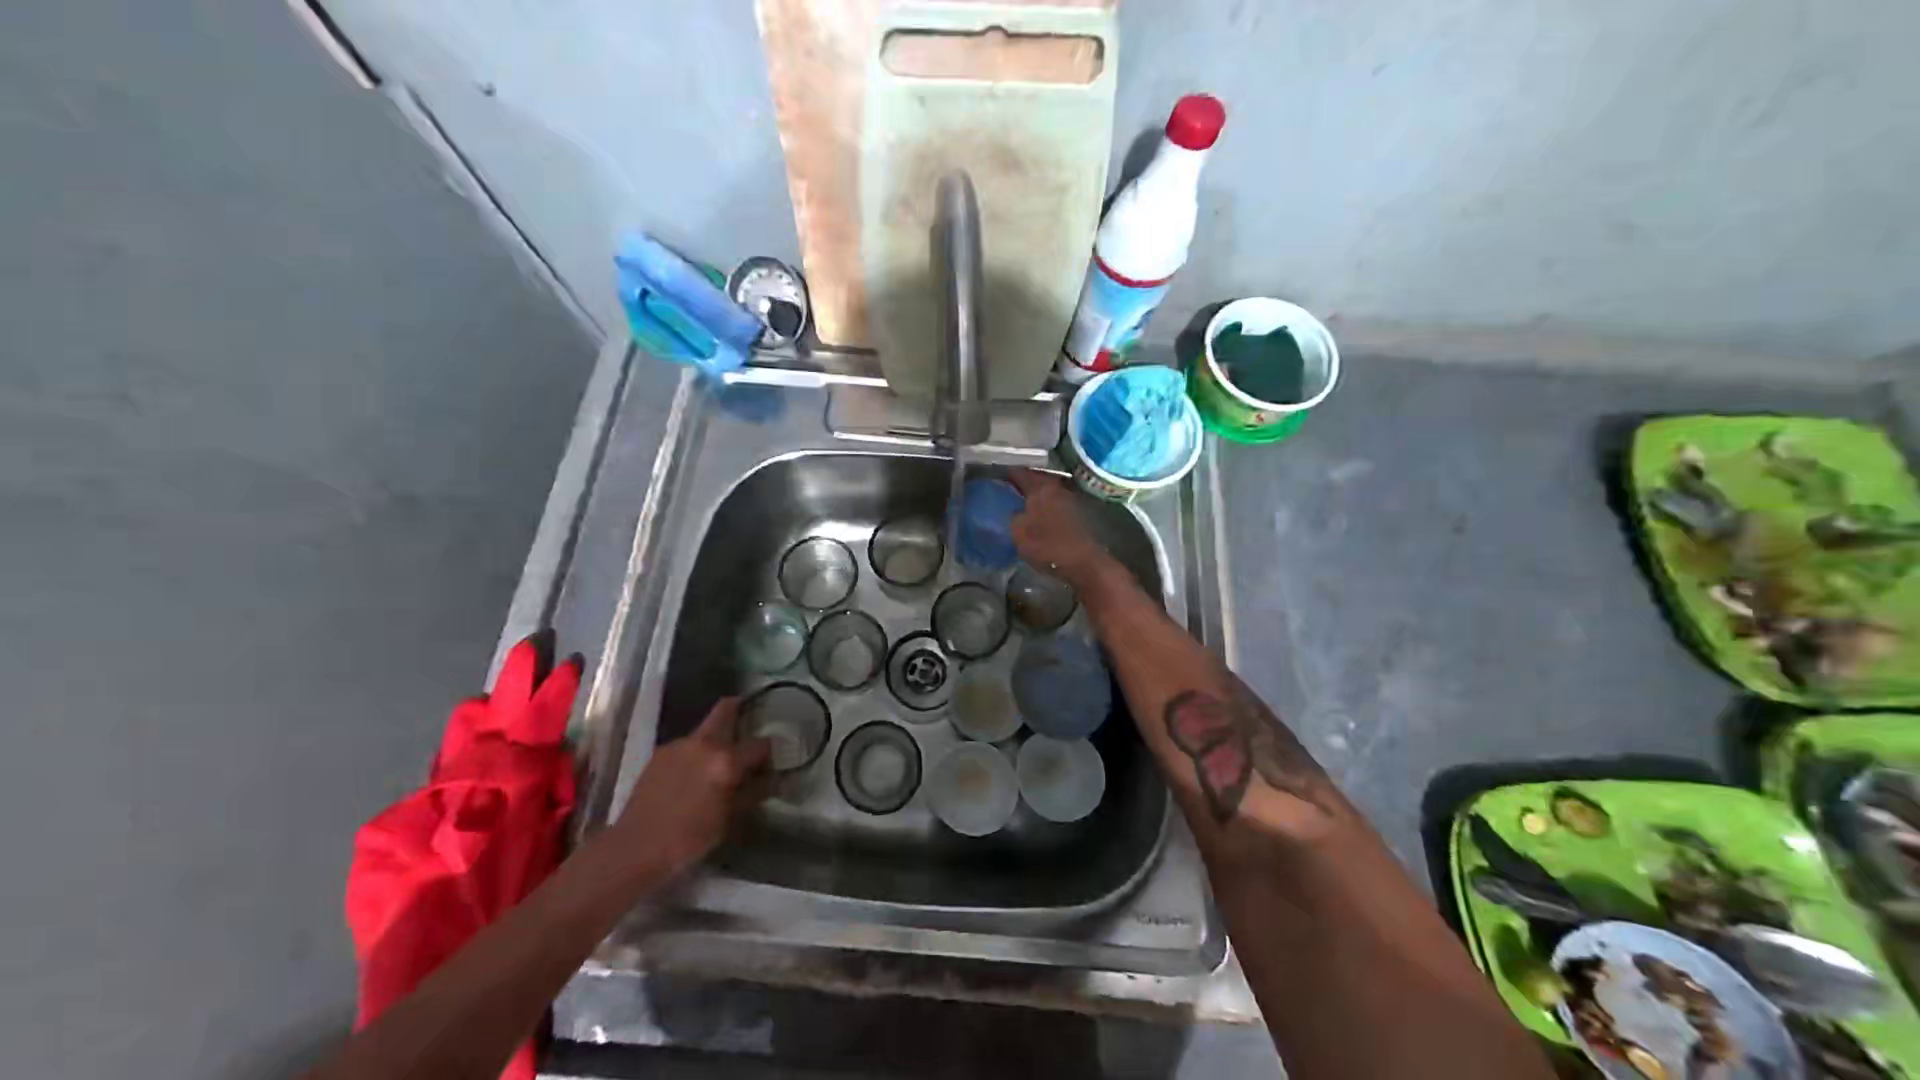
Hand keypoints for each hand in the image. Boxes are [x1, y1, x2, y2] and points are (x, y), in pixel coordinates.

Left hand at [611, 698, 770, 876]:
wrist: (635, 848)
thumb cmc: (689, 838)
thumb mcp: (730, 820)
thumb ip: (755, 792)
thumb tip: (774, 779)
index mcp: (725, 760)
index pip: (760, 744)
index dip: (768, 754)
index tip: (768, 764)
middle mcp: (703, 743)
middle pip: (726, 709)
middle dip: (740, 711)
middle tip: (747, 729)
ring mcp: (678, 745)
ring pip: (705, 730)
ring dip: (716, 739)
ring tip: (716, 765)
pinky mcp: (659, 753)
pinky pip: (687, 745)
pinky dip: (696, 753)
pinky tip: (692, 777)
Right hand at [1008, 469, 1112, 586]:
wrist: (1084, 563)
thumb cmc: (1048, 545)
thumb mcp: (1018, 532)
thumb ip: (1014, 516)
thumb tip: (1017, 511)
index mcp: (1041, 488)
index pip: (1020, 473)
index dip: (1008, 473)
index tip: (997, 476)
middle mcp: (1057, 487)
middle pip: (1037, 480)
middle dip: (1024, 484)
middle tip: (1010, 489)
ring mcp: (1071, 499)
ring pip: (1048, 492)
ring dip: (1037, 496)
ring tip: (1023, 503)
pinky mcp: (1080, 514)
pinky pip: (1056, 504)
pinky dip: (1047, 507)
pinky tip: (1040, 516)